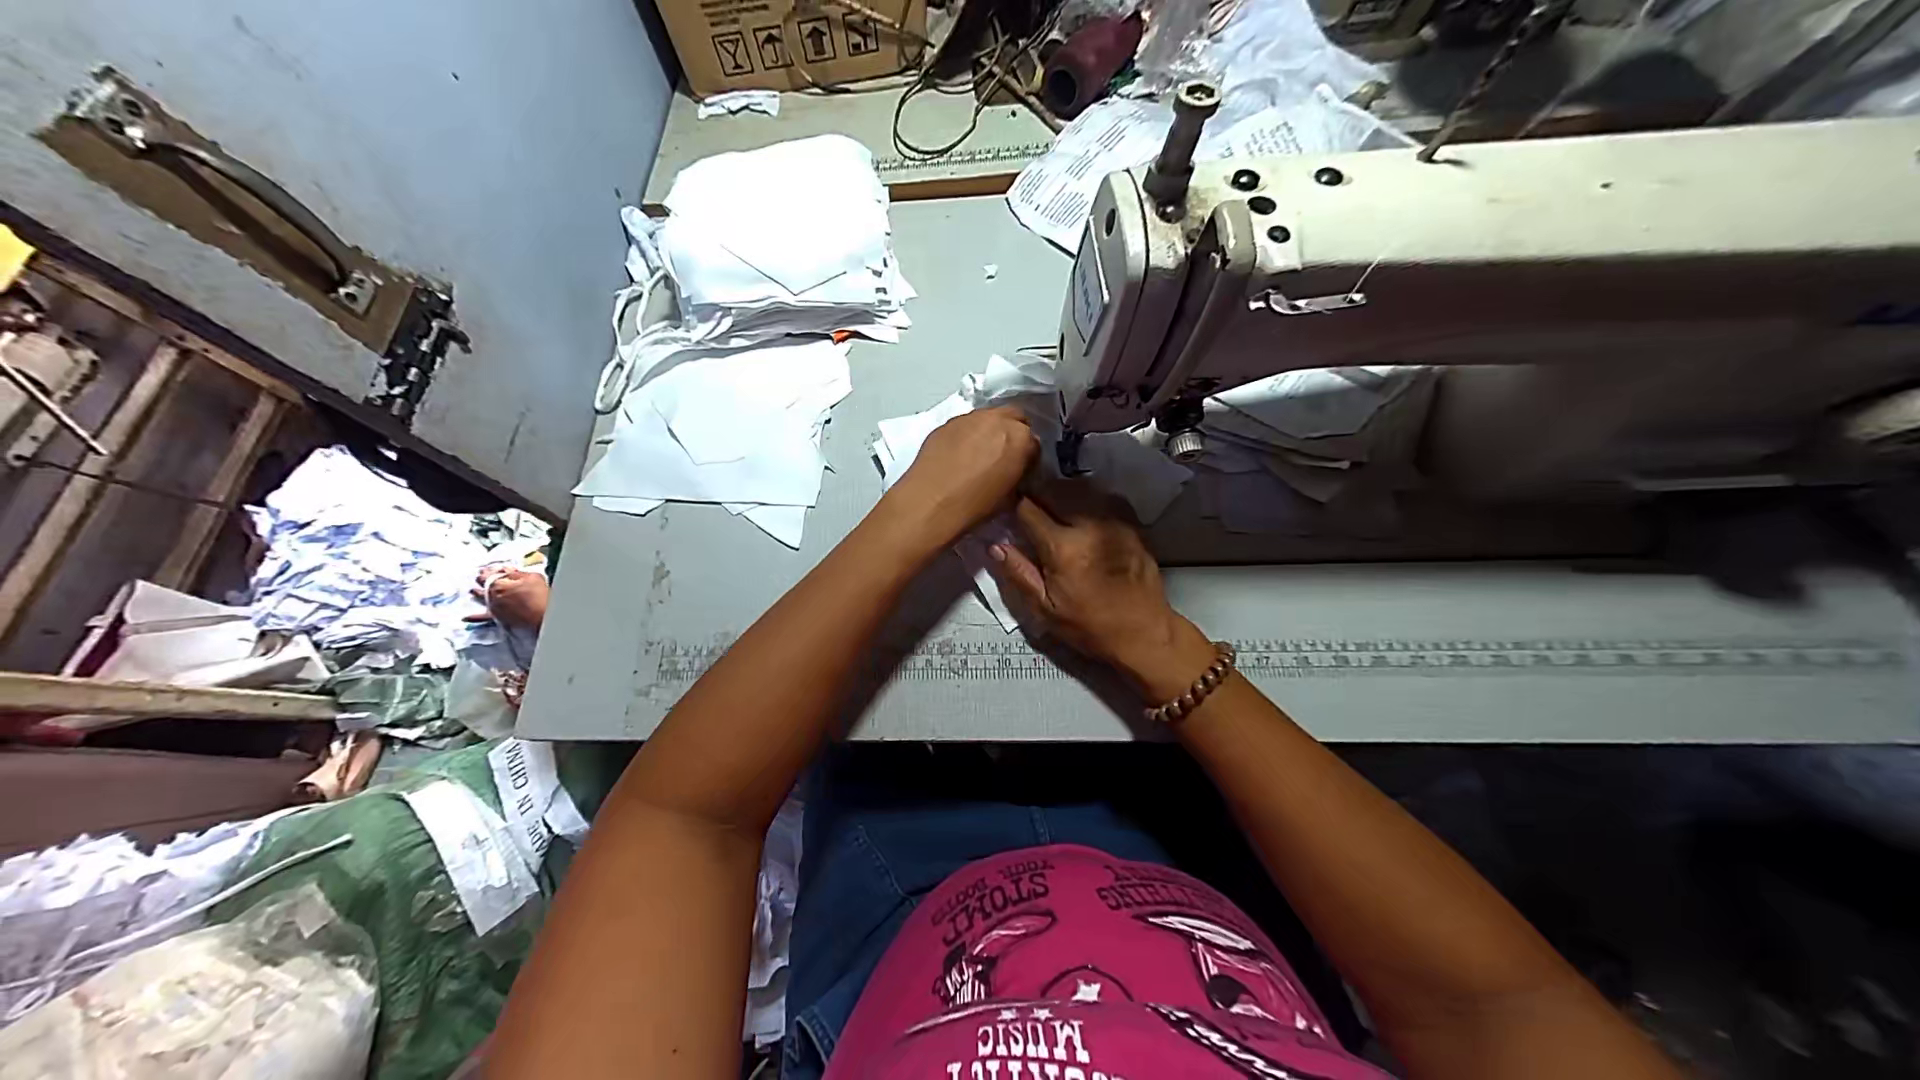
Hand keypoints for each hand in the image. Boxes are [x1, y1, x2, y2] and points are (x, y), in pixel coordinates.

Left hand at [466, 567, 550, 629]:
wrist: (541, 618)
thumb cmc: (540, 596)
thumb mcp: (533, 578)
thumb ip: (518, 573)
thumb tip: (507, 569)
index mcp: (500, 582)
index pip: (492, 573)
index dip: (491, 570)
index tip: (489, 567)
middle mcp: (492, 594)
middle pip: (486, 584)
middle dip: (483, 579)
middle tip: (479, 574)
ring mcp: (493, 607)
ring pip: (482, 598)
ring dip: (477, 593)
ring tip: (472, 590)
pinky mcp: (497, 618)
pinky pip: (483, 618)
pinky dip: (474, 617)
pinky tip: (465, 618)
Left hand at [883, 405, 1037, 549]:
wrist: (930, 503)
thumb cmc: (975, 505)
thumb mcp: (1010, 497)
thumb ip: (1018, 476)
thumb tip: (1014, 473)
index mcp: (1021, 439)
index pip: (1034, 443)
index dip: (1028, 458)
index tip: (1021, 470)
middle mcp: (998, 420)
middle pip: (1015, 419)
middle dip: (1013, 434)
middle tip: (1004, 456)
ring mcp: (970, 418)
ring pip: (989, 418)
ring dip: (990, 431)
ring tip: (980, 454)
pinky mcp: (947, 423)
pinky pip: (965, 424)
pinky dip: (968, 435)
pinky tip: (960, 454)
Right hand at [989, 480, 1214, 699]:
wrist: (1145, 633)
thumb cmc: (1090, 627)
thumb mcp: (1045, 609)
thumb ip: (1019, 573)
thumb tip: (995, 545)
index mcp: (1062, 546)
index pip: (1028, 508)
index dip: (1014, 506)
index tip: (1007, 512)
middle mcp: (1088, 524)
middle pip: (1054, 492)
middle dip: (1038, 498)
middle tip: (1030, 513)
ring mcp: (1112, 521)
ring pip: (1079, 493)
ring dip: (1062, 498)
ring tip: (1055, 515)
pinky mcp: (1130, 525)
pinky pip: (1100, 503)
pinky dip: (1086, 505)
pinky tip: (1083, 522)